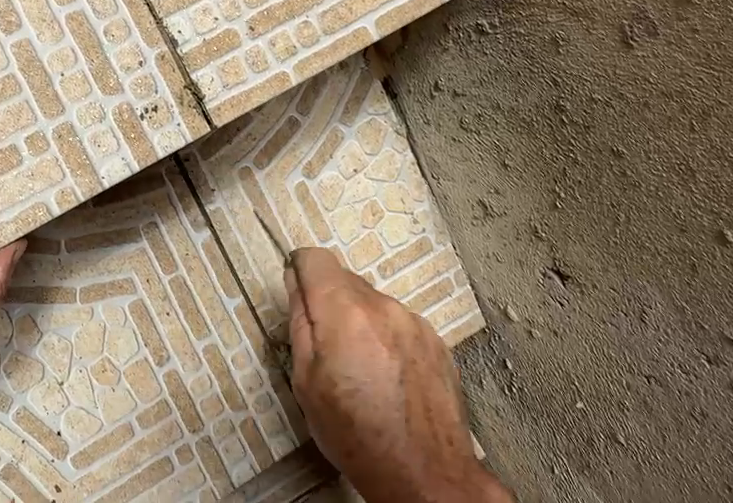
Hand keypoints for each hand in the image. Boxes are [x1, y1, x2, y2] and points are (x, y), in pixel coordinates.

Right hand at [286, 247, 510, 502]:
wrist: (424, 474)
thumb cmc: (354, 432)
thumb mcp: (305, 380)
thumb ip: (299, 321)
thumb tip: (295, 281)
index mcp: (344, 311)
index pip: (315, 257)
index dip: (301, 272)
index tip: (299, 296)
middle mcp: (382, 304)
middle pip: (344, 279)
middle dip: (330, 302)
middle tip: (327, 347)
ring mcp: (413, 321)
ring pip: (373, 302)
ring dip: (360, 321)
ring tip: (362, 368)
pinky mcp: (436, 340)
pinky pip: (399, 323)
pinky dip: (387, 337)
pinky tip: (389, 377)